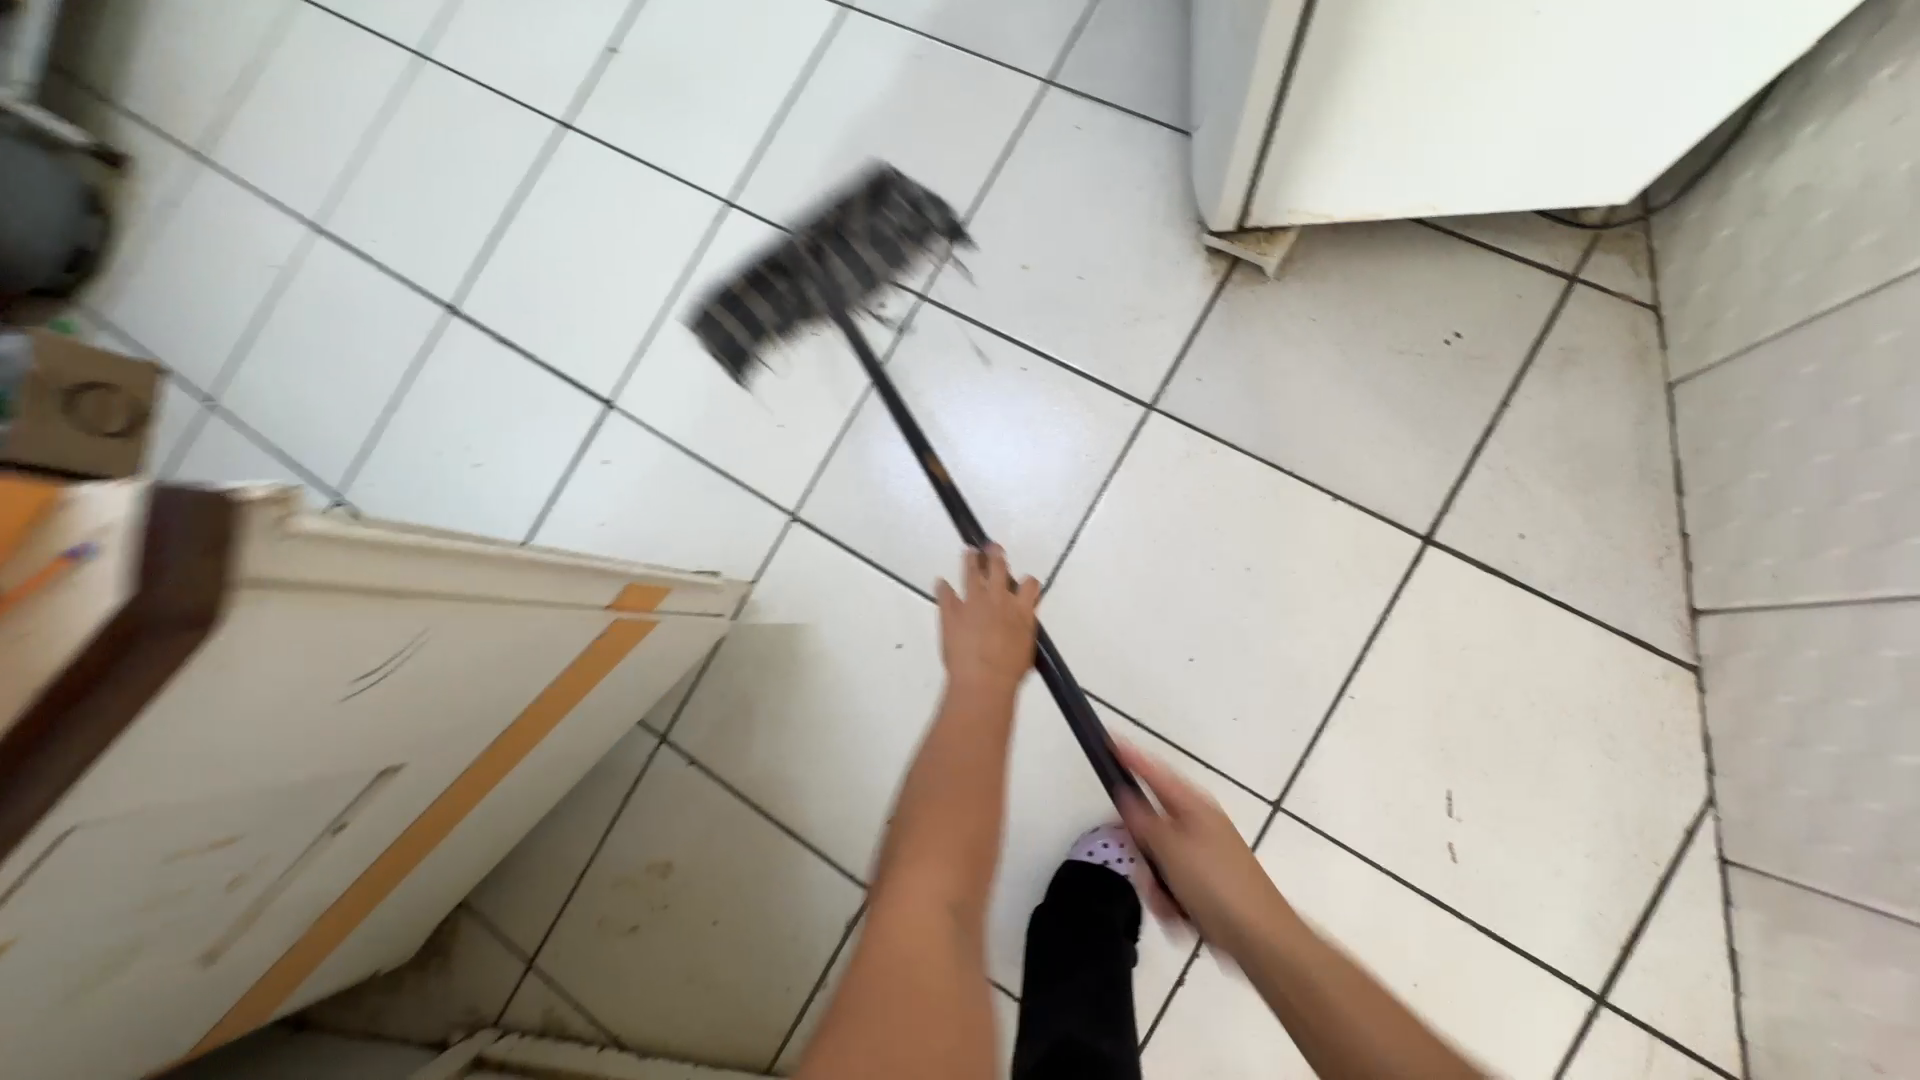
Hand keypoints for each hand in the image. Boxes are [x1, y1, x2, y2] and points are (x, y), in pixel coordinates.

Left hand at [935, 545, 1039, 701]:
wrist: (983, 680)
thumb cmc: (1010, 671)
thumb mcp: (1026, 647)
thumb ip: (1023, 628)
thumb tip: (1021, 621)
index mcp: (1021, 609)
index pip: (1030, 585)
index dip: (1028, 581)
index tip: (1024, 581)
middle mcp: (998, 599)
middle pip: (999, 568)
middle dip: (996, 555)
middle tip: (992, 547)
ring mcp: (972, 602)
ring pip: (971, 572)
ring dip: (970, 560)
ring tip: (968, 552)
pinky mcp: (951, 611)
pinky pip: (945, 594)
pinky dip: (942, 587)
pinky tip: (940, 582)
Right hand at [1114, 740, 1299, 956]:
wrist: (1261, 938)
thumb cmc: (1216, 885)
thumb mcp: (1171, 849)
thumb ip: (1143, 821)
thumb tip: (1124, 794)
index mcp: (1192, 807)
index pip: (1153, 772)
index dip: (1129, 757)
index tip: (1107, 741)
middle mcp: (1197, 826)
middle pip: (1150, 826)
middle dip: (1143, 854)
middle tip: (1145, 869)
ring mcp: (1203, 857)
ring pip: (1157, 861)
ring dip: (1157, 885)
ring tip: (1170, 904)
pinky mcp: (1206, 886)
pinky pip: (1172, 886)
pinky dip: (1172, 902)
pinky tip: (1183, 918)